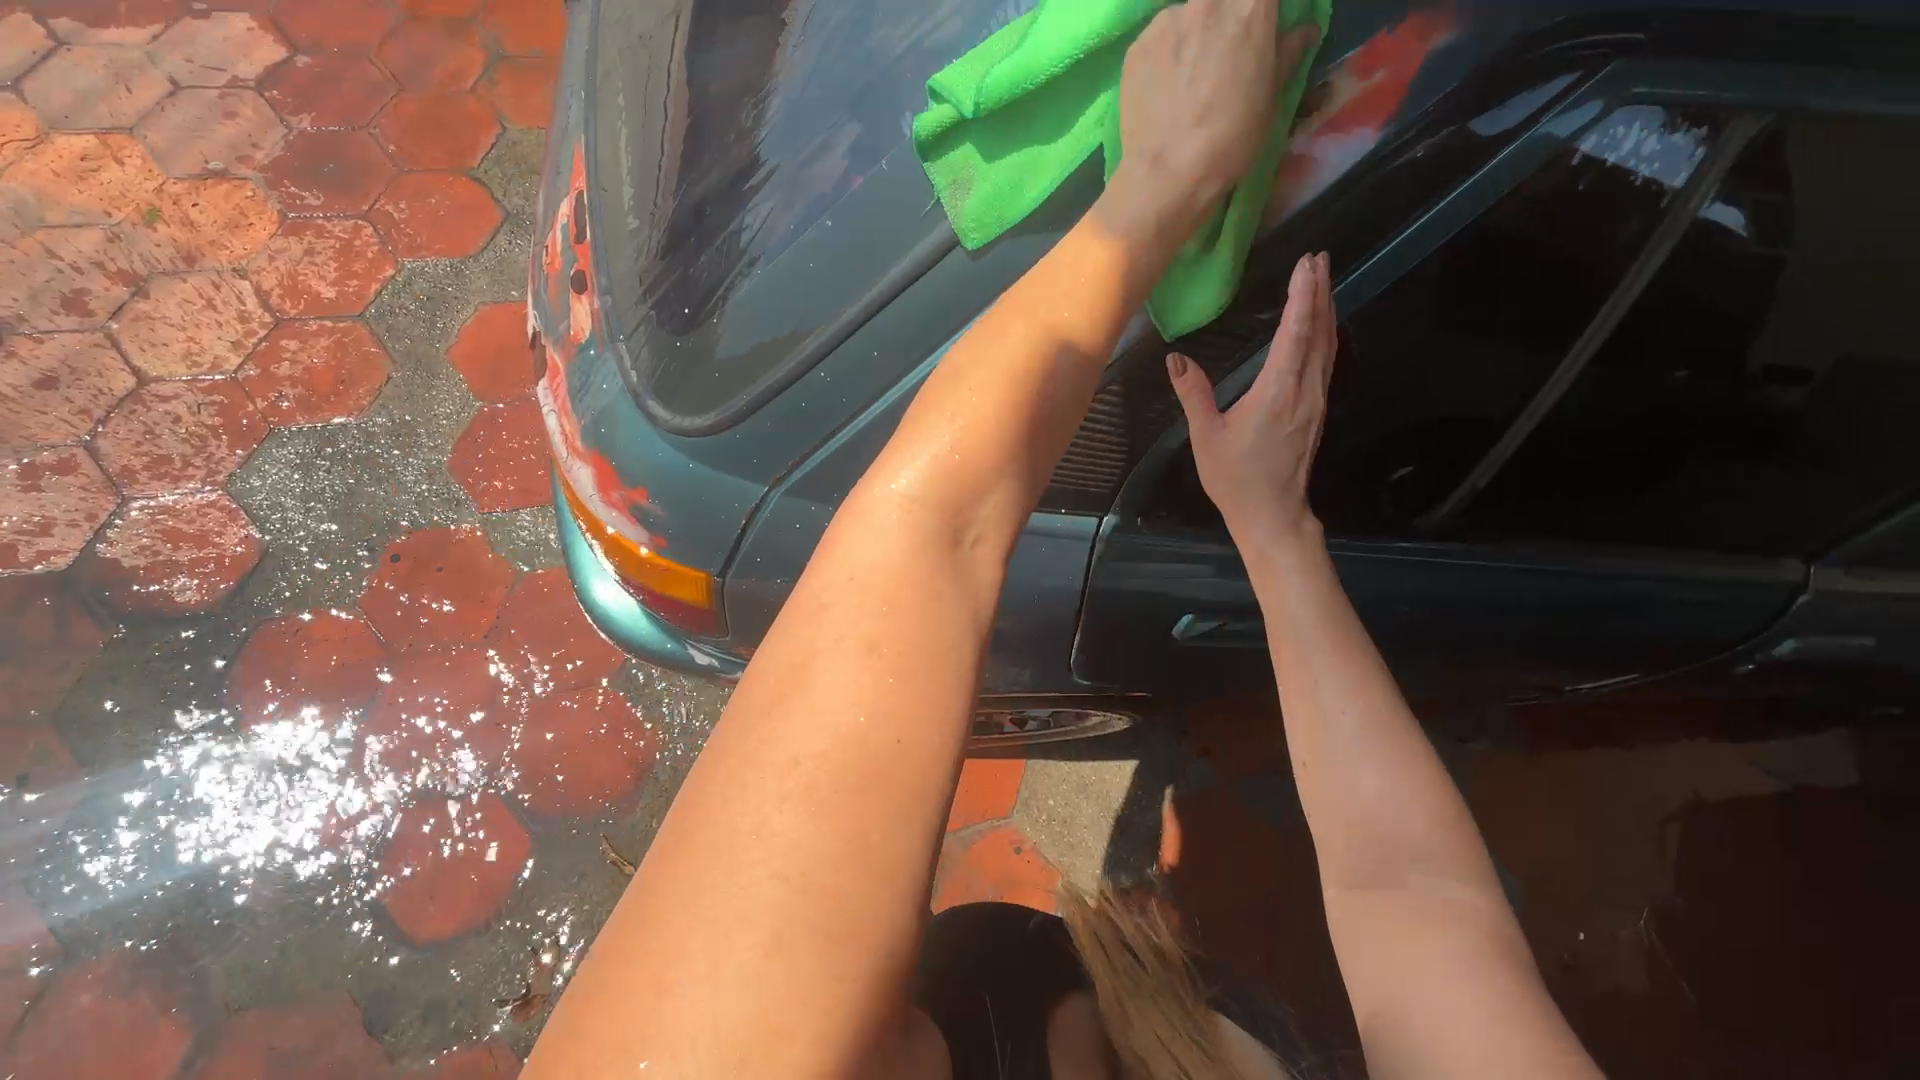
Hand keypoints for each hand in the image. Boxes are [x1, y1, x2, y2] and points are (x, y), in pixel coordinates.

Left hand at [1114, 0, 1320, 213]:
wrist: (1167, 174)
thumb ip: (1287, 52)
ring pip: (1189, 15)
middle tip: (1225, 57)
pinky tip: (1165, 87)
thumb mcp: (1271, 98)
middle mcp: (1208, 0)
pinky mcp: (1137, 44)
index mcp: (1250, 6)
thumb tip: (1303, 29)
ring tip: (1190, 75)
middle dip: (1227, 21)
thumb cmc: (1231, 139)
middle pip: (1223, 1)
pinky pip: (1160, 38)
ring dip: (1195, 35)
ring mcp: (1167, 20)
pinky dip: (1167, 53)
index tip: (1259, 34)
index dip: (1262, 13)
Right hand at [1167, 252, 1334, 545]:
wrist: (1272, 514)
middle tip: (1320, 258)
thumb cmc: (1236, 478)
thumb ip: (1194, 394)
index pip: (1295, 333)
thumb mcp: (1206, 437)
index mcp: (1278, 391)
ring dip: (1326, 310)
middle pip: (1319, 331)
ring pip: (1328, 345)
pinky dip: (1326, 334)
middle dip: (1320, 292)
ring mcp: (1316, 400)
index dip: (1302, 296)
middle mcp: (1305, 390)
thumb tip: (1176, 358)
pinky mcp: (1317, 409)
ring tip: (1323, 280)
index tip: (1306, 264)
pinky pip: (1327, 361)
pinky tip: (1323, 326)